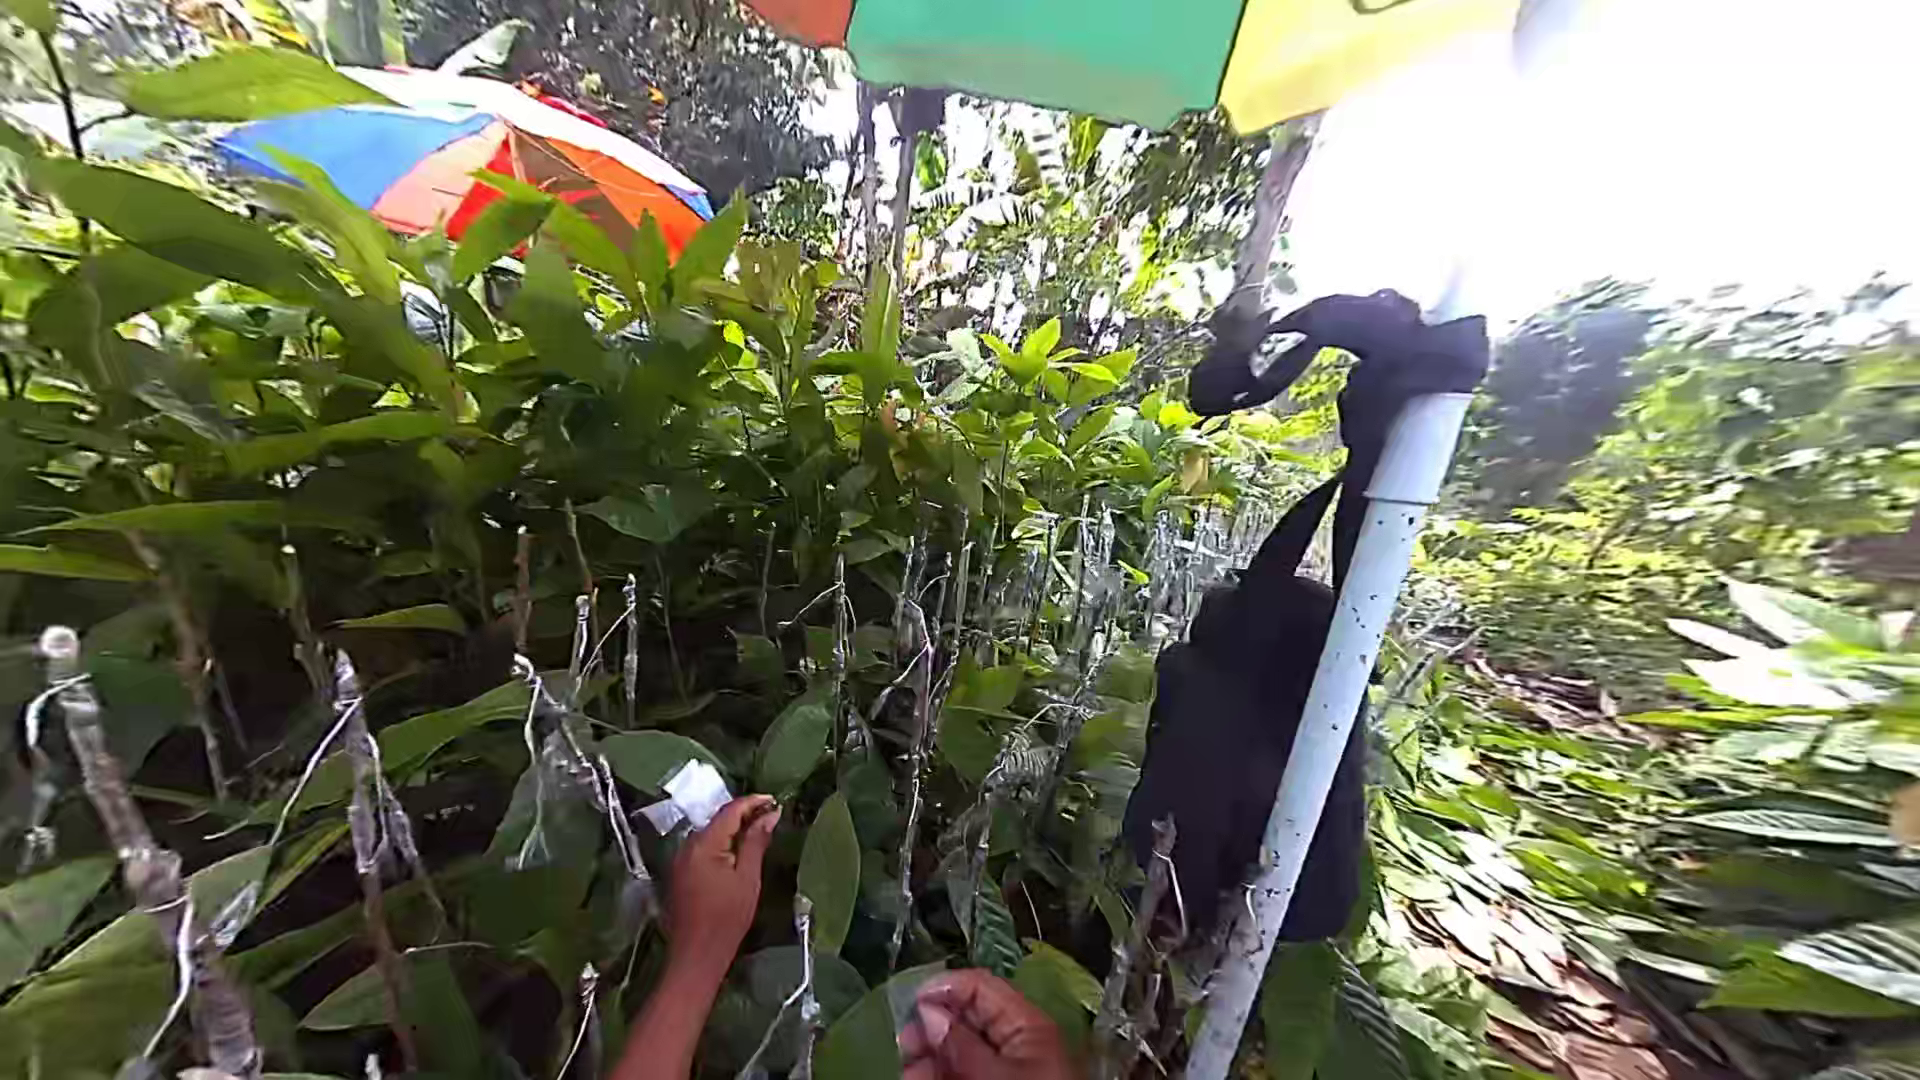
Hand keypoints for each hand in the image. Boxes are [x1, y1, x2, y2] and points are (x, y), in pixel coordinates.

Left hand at [663, 794, 778, 975]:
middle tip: (772, 814)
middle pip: (719, 819)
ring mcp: (681, 860)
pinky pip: (705, 846)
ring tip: (760, 828)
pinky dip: (724, 841)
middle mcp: (688, 846)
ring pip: (712, 832)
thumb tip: (770, 814)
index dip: (754, 802)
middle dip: (745, 813)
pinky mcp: (681, 872)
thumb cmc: (726, 919)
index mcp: (704, 845)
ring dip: (735, 827)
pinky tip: (740, 848)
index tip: (775, 800)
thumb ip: (756, 841)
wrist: (695, 959)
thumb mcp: (747, 878)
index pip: (730, 811)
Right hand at [900, 969, 1078, 1079]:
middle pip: (967, 1019)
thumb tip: (928, 1012)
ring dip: (931, 1058)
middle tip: (905, 1045)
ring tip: (908, 1073)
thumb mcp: (997, 1078)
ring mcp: (1006, 1072)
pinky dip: (940, 1076)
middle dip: (933, 1027)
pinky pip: (963, 1075)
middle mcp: (1015, 1043)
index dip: (947, 986)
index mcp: (1025, 1024)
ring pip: (961, 1052)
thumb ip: (962, 1045)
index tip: (914, 1001)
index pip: (982, 987)